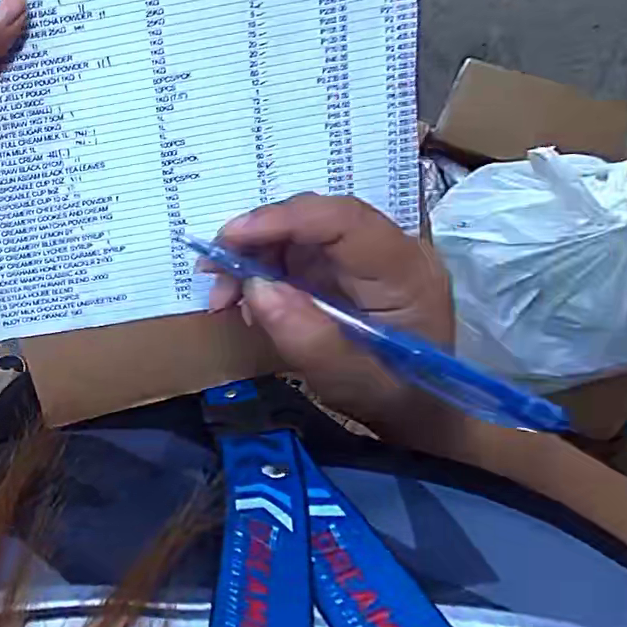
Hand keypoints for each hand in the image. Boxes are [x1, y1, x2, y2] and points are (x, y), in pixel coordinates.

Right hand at [206, 194, 454, 428]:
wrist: (414, 407)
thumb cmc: (389, 395)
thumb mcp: (347, 379)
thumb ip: (306, 336)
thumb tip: (255, 287)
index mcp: (404, 273)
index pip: (343, 221)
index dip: (282, 220)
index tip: (229, 239)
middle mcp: (387, 248)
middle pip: (312, 218)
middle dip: (254, 238)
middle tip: (211, 272)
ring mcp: (362, 253)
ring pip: (294, 229)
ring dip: (249, 255)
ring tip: (222, 297)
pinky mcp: (341, 262)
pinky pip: (292, 248)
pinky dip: (257, 267)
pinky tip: (243, 298)